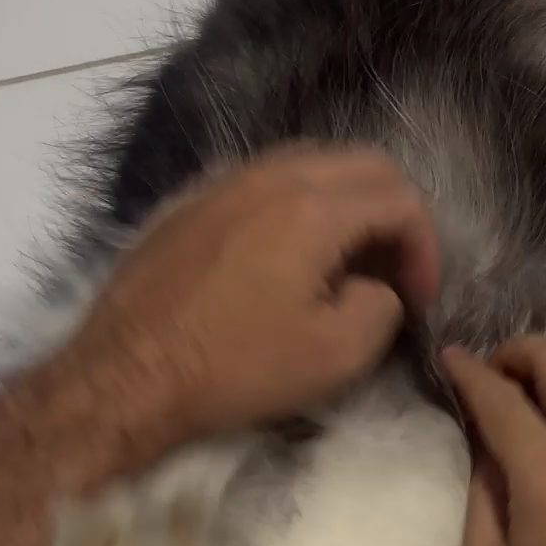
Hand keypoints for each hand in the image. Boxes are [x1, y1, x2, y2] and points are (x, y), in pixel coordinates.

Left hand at [58, 147, 440, 458]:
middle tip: (397, 267)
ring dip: (355, 202)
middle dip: (399, 214)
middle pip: (368, 165)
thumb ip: (385, 303)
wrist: (118, 384)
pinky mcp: (192, 203)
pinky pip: (270, 177)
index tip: (419, 296)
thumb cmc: (238, 366)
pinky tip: (298, 250)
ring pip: (318, 161)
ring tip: (354, 256)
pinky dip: (306, 201)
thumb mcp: (344, 352)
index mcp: (313, 211)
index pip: (403, 202)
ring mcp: (223, 184)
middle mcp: (270, 179)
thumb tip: (373, 287)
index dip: (427, 249)